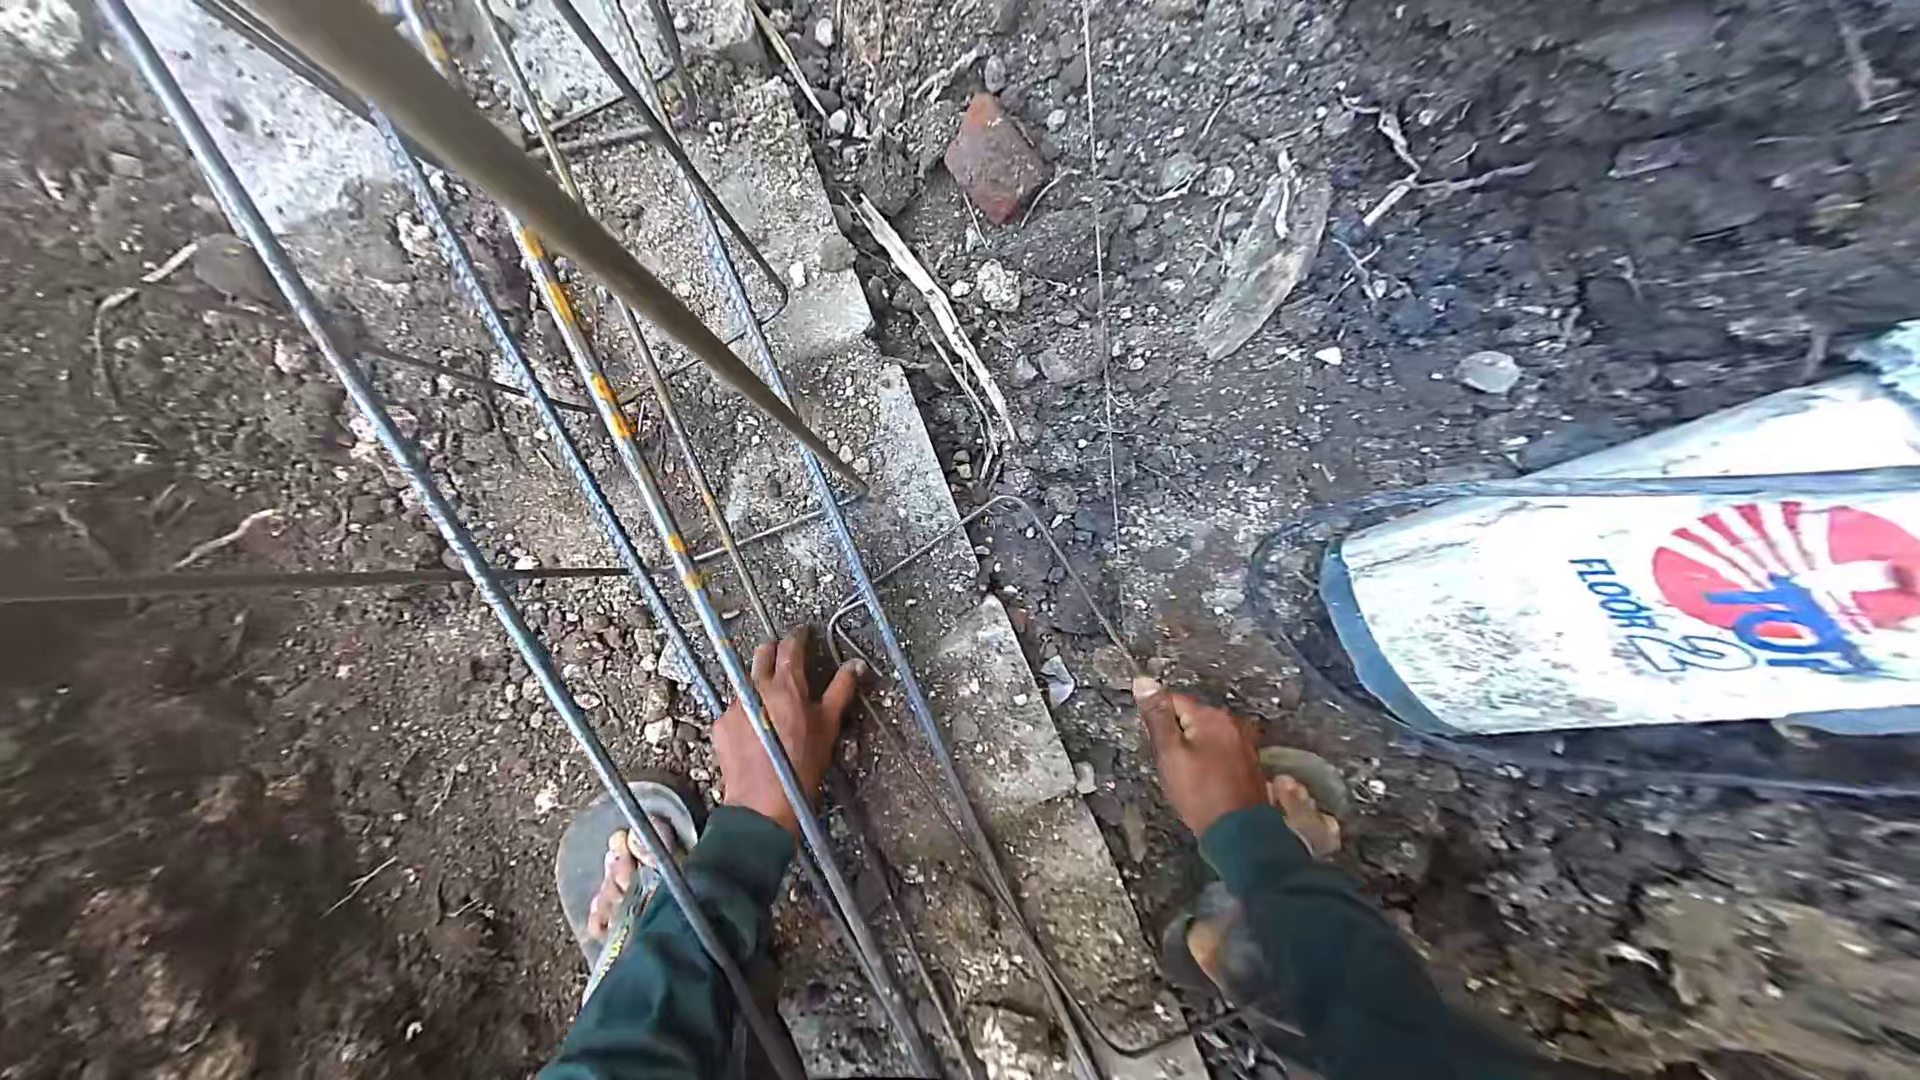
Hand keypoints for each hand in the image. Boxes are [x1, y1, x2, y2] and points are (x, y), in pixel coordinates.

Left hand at [715, 627, 861, 835]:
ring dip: (759, 683)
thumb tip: (854, 666)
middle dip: (774, 650)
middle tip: (786, 657)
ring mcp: (735, 705)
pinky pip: (734, 707)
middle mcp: (756, 688)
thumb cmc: (801, 765)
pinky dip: (745, 710)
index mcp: (786, 685)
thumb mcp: (829, 725)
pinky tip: (756, 727)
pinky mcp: (721, 724)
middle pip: (762, 654)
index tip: (803, 634)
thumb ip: (841, 690)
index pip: (790, 646)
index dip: (799, 637)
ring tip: (772, 702)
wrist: (763, 803)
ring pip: (746, 681)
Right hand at [1134, 676, 1269, 837]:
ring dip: (1194, 748)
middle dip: (1177, 735)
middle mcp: (1233, 723)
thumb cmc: (1200, 794)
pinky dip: (1210, 760)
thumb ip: (1157, 716)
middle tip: (1174, 764)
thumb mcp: (1170, 753)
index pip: (1172, 701)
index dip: (1159, 723)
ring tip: (1190, 775)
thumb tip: (1143, 681)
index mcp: (1212, 717)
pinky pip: (1220, 749)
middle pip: (1190, 717)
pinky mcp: (1250, 761)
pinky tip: (1206, 781)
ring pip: (1205, 734)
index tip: (1161, 747)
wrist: (1240, 836)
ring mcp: (1245, 742)